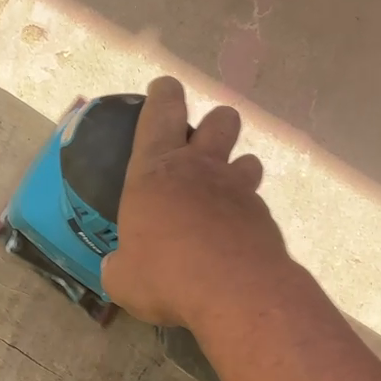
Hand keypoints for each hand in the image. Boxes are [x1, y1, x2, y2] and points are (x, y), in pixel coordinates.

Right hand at [101, 77, 296, 330]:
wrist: (233, 292)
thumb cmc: (164, 276)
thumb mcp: (123, 278)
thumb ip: (120, 265)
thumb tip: (117, 266)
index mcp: (155, 173)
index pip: (160, 113)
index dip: (162, 95)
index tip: (163, 89)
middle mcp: (200, 169)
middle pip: (219, 120)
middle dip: (213, 125)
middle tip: (201, 146)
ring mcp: (237, 190)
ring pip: (247, 159)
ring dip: (237, 169)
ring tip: (223, 195)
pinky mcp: (263, 217)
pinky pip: (256, 204)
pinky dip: (246, 215)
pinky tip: (235, 238)